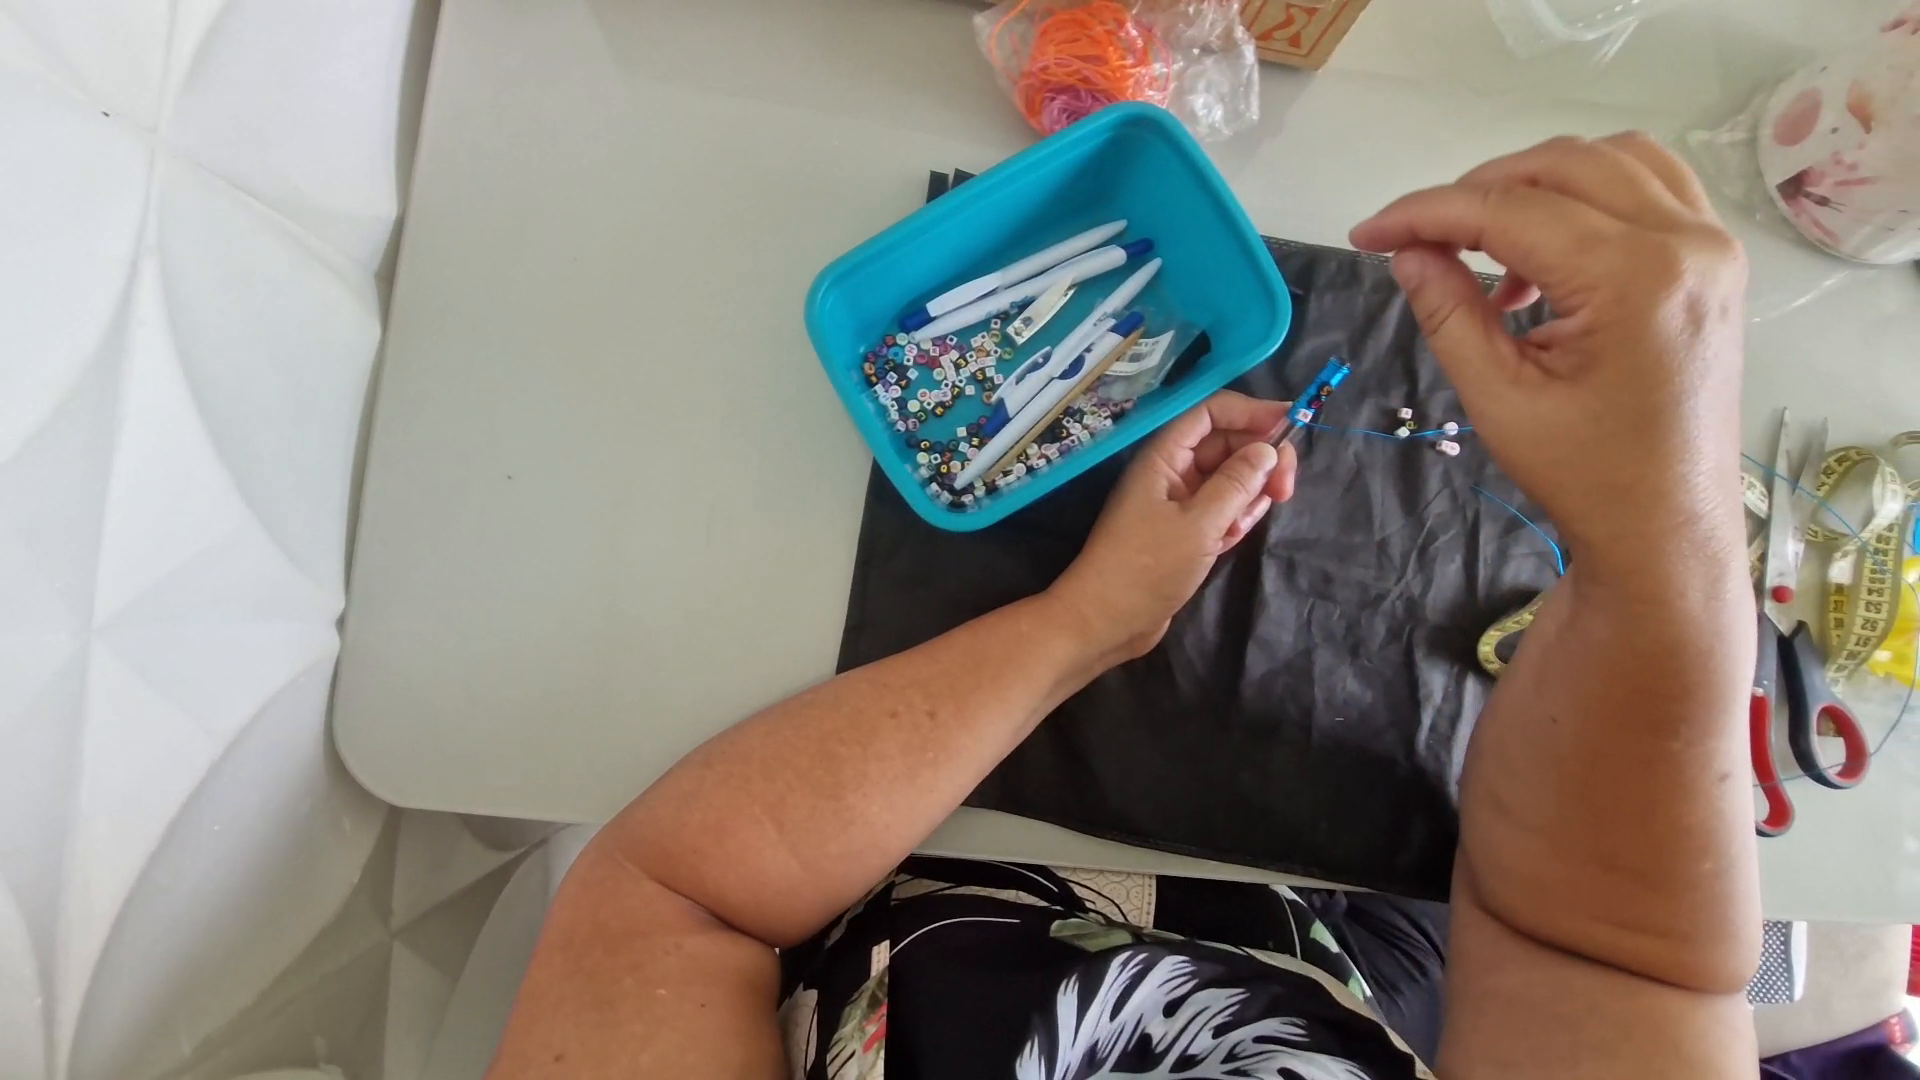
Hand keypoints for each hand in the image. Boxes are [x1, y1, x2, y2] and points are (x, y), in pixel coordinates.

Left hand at [1047, 391, 1297, 663]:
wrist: (1106, 621)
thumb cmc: (1147, 568)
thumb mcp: (1200, 523)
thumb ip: (1237, 482)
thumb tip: (1268, 448)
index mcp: (1163, 458)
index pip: (1210, 413)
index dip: (1252, 411)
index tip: (1295, 423)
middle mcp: (1170, 473)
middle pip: (1226, 445)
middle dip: (1259, 460)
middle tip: (1285, 491)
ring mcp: (1176, 503)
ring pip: (1228, 481)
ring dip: (1246, 498)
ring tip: (1238, 529)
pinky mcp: (1183, 532)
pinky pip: (1220, 511)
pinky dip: (1233, 521)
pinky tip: (1229, 542)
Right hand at [1349, 133, 1748, 581]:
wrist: (1662, 514)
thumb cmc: (1576, 468)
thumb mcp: (1495, 395)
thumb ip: (1449, 313)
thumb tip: (1407, 255)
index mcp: (1633, 278)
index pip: (1510, 211)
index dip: (1425, 213)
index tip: (1365, 234)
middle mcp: (1686, 239)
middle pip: (1563, 165)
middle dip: (1472, 191)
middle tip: (1411, 239)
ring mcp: (1710, 243)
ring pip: (1609, 161)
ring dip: (1527, 187)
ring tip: (1470, 241)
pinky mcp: (1710, 258)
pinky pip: (1643, 187)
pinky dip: (1575, 200)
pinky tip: (1533, 259)